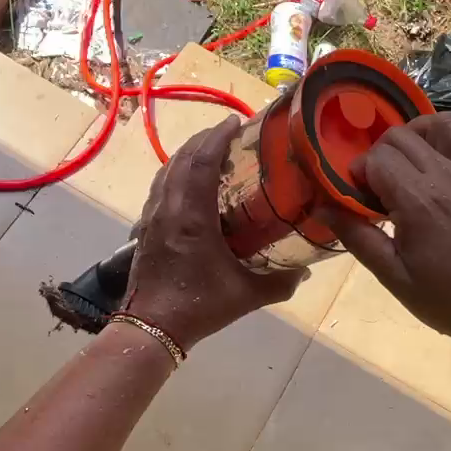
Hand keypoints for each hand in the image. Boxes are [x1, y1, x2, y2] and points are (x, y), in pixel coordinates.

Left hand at [123, 116, 304, 349]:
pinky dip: (174, 175)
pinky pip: (159, 189)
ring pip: (166, 172)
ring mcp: (151, 219)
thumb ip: (280, 282)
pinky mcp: (144, 230)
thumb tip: (306, 270)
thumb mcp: (246, 295)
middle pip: (181, 159)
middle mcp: (168, 209)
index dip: (218, 136)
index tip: (235, 121)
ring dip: (186, 155)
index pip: (201, 162)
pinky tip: (187, 184)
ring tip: (209, 151)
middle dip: (203, 139)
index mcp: (192, 217)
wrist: (151, 329)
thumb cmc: (199, 308)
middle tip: (227, 132)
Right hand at [323, 112, 450, 350]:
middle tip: (377, 190)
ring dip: (414, 136)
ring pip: (439, 123)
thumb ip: (356, 236)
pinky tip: (437, 162)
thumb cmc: (445, 299)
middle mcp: (447, 176)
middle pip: (401, 136)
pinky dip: (450, 139)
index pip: (377, 159)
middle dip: (379, 155)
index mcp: (419, 201)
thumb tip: (321, 207)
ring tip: (405, 167)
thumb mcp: (392, 275)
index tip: (357, 199)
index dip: (358, 173)